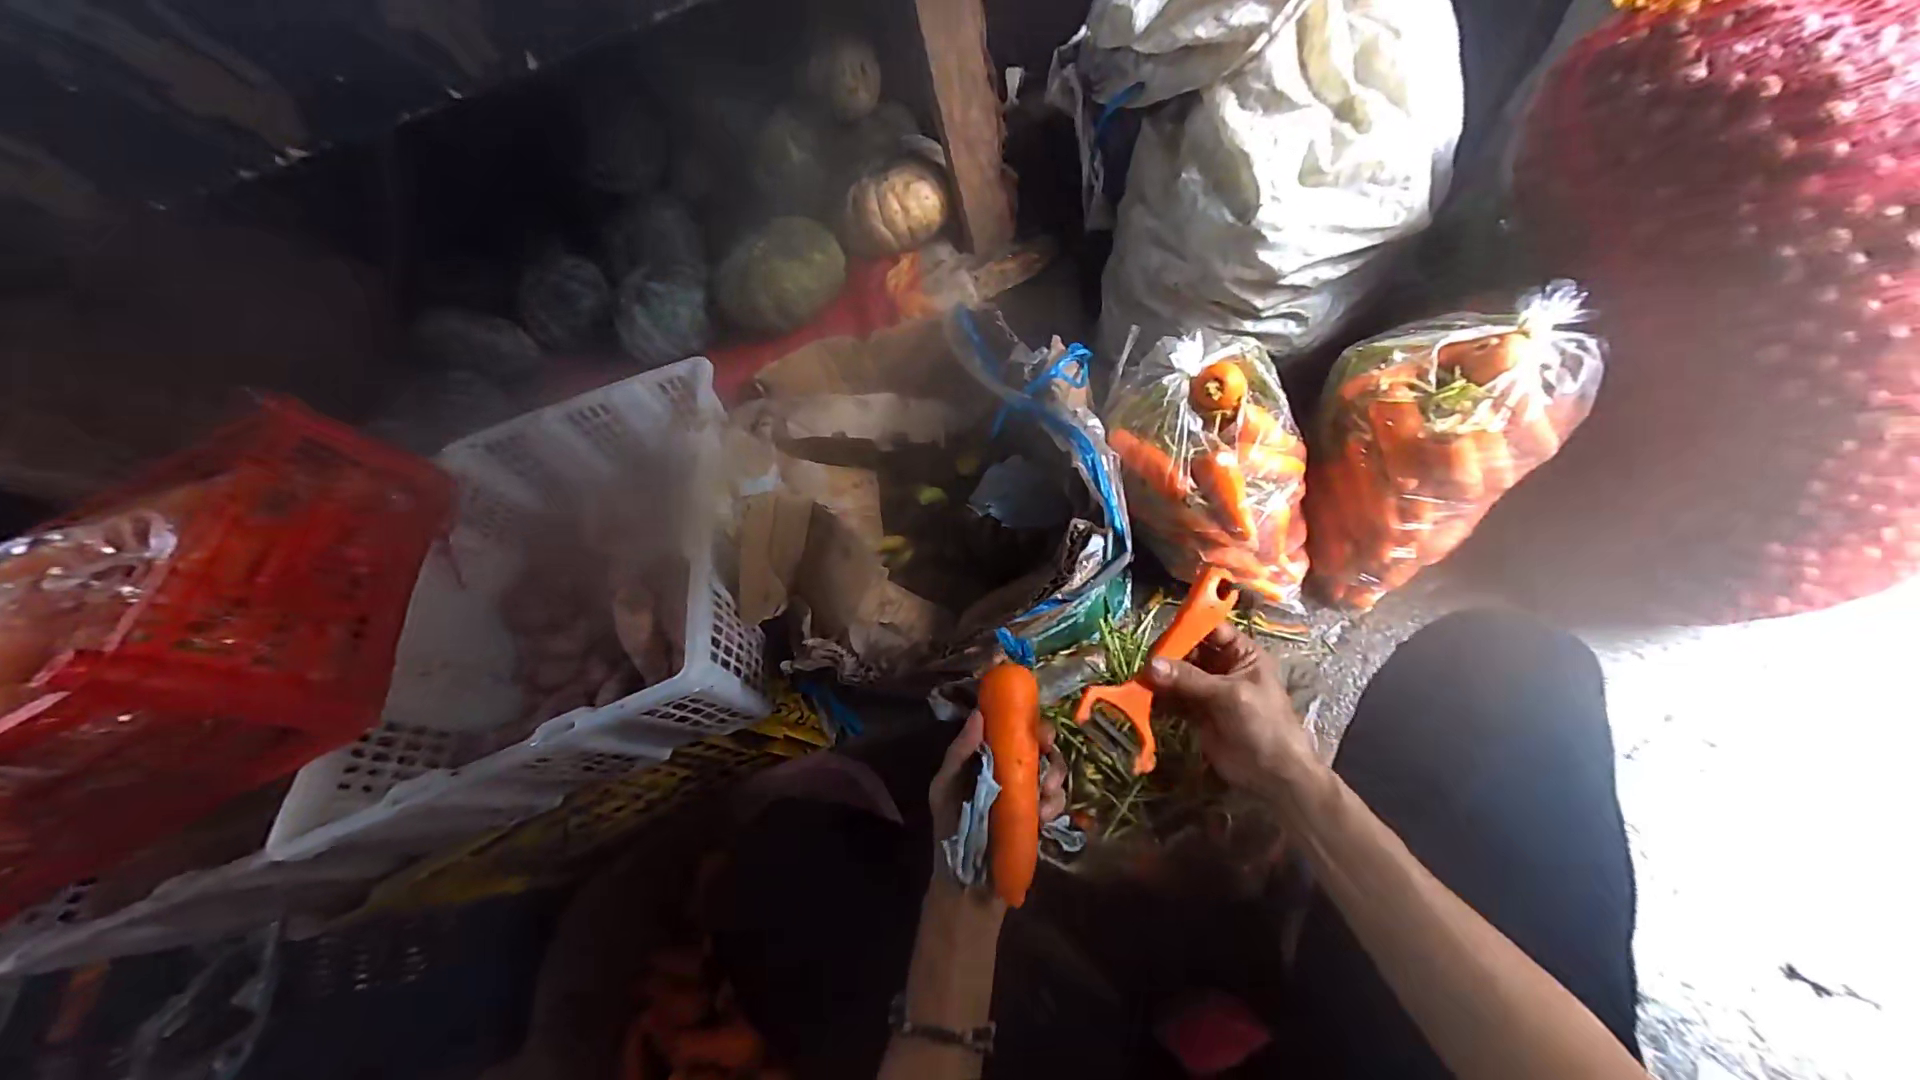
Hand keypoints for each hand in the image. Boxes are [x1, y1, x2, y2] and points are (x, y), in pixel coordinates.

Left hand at [929, 711, 1067, 842]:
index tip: (1039, 731)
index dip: (1029, 725)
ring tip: (1044, 793)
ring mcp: (1026, 794)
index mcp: (987, 757)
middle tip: (1048, 757)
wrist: (967, 882)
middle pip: (1040, 748)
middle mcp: (1009, 771)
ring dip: (1054, 778)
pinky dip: (1054, 804)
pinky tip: (1043, 816)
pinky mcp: (1039, 817)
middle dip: (1050, 751)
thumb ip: (959, 752)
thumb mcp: (945, 787)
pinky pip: (1057, 801)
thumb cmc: (949, 827)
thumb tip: (978, 715)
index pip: (1013, 731)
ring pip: (1053, 772)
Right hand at [1139, 624, 1319, 800]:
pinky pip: (1173, 697)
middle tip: (1145, 664)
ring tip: (1140, 682)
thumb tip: (1151, 665)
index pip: (1211, 629)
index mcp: (1242, 654)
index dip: (1188, 626)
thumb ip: (1189, 679)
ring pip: (1177, 674)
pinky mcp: (1196, 711)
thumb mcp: (1229, 695)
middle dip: (1167, 655)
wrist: (1273, 776)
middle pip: (1188, 650)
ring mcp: (1208, 689)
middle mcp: (1223, 667)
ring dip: (1159, 678)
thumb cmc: (1263, 725)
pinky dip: (1159, 698)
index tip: (1161, 633)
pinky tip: (1144, 699)